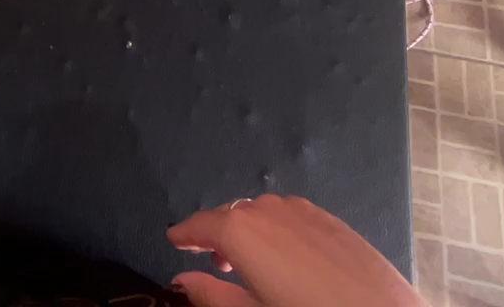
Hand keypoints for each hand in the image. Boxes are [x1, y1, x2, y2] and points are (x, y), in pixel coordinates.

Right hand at [167, 195, 427, 306]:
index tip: (173, 239)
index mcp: (241, 229)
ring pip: (262, 215)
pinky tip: (288, 262)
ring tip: (252, 267)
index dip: (185, 233)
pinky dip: (278, 233)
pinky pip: (290, 217)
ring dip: (250, 234)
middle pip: (232, 217)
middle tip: (214, 265)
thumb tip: (181, 281)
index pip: (201, 224)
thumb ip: (213, 295)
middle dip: (220, 237)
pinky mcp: (329, 218)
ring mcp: (301, 209)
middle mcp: (266, 207)